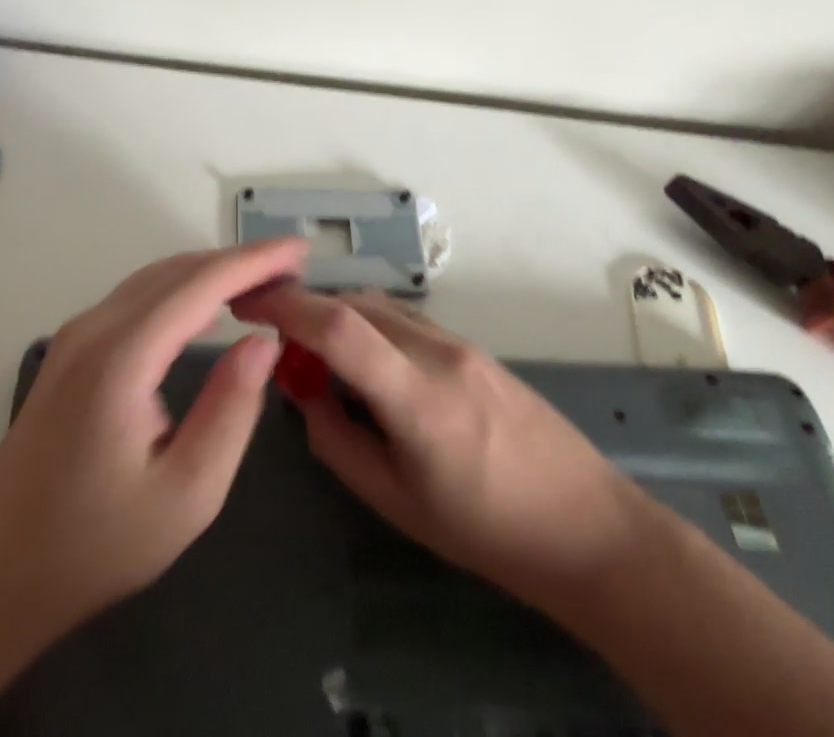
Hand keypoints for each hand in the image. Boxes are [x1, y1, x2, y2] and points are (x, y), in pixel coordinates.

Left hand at [0, 238, 309, 636]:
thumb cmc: (98, 542)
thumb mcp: (187, 490)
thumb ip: (231, 407)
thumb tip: (263, 340)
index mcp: (120, 359)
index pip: (198, 285)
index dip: (254, 261)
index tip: (302, 247)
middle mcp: (90, 333)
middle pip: (171, 273)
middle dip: (234, 262)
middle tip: (292, 269)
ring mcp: (71, 342)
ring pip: (147, 284)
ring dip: (204, 274)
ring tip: (261, 284)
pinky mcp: (65, 359)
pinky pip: (129, 304)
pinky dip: (176, 293)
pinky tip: (203, 309)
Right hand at [232, 286, 643, 602]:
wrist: (589, 529)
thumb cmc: (486, 530)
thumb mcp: (392, 499)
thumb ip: (335, 439)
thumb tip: (302, 393)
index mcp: (417, 397)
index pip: (337, 326)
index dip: (283, 306)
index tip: (244, 305)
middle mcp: (441, 354)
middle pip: (354, 304)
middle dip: (302, 308)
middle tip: (269, 339)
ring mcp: (464, 347)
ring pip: (381, 307)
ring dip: (336, 316)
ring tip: (311, 355)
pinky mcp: (478, 351)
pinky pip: (407, 322)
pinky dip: (368, 327)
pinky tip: (361, 364)